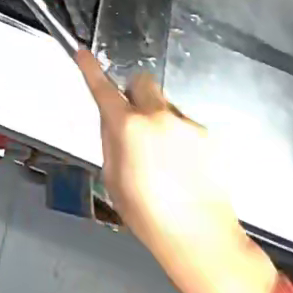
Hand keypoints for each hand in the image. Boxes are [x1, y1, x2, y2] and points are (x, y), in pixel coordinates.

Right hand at [71, 49, 245, 271]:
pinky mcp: (209, 138)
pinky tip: (181, 168)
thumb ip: (111, 140)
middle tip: (131, 120)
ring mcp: (187, 125)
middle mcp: (159, 117)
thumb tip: (113, 121)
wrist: (202, 240)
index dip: (90, 69)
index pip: (103, 88)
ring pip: (165, 106)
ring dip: (157, 120)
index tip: (83, 53)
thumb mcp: (113, 177)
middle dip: (134, 94)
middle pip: (142, 83)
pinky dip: (177, 139)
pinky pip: (184, 126)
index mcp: (128, 127)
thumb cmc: (147, 214)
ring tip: (161, 158)